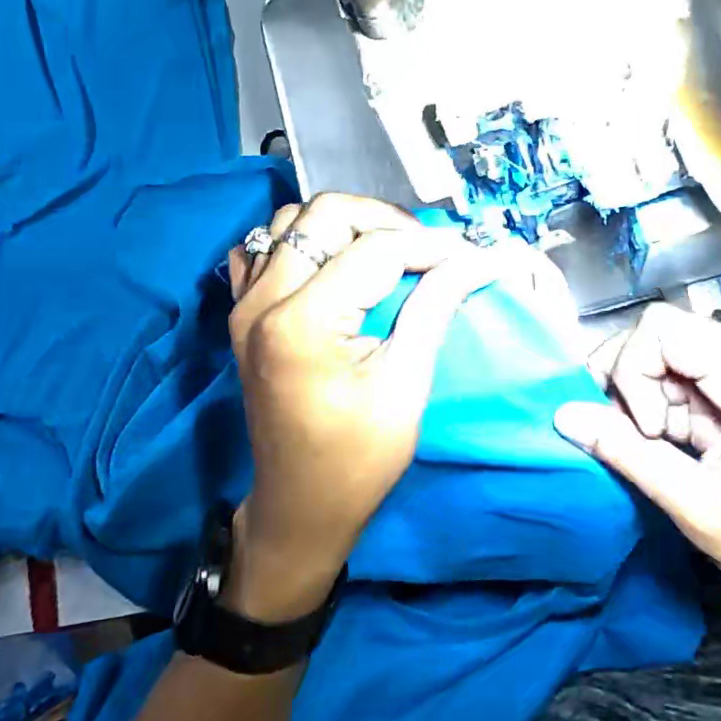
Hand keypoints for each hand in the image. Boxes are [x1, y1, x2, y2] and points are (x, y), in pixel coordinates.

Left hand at [224, 194, 504, 621]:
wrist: (300, 506)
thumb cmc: (358, 459)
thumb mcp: (406, 385)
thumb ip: (434, 308)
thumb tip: (477, 259)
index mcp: (302, 322)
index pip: (375, 251)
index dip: (430, 246)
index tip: (471, 255)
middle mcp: (262, 300)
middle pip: (325, 214)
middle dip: (385, 220)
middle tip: (429, 249)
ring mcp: (243, 305)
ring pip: (292, 222)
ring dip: (345, 226)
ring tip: (389, 252)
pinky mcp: (242, 315)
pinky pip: (265, 250)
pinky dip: (303, 243)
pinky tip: (334, 266)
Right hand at [554, 304, 720, 668]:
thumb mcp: (708, 510)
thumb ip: (630, 454)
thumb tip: (563, 414)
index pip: (660, 327)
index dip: (629, 372)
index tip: (643, 436)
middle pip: (670, 344)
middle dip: (635, 392)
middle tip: (634, 449)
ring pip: (684, 372)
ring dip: (654, 411)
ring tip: (657, 464)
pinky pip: (707, 397)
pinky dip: (679, 424)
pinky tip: (677, 462)